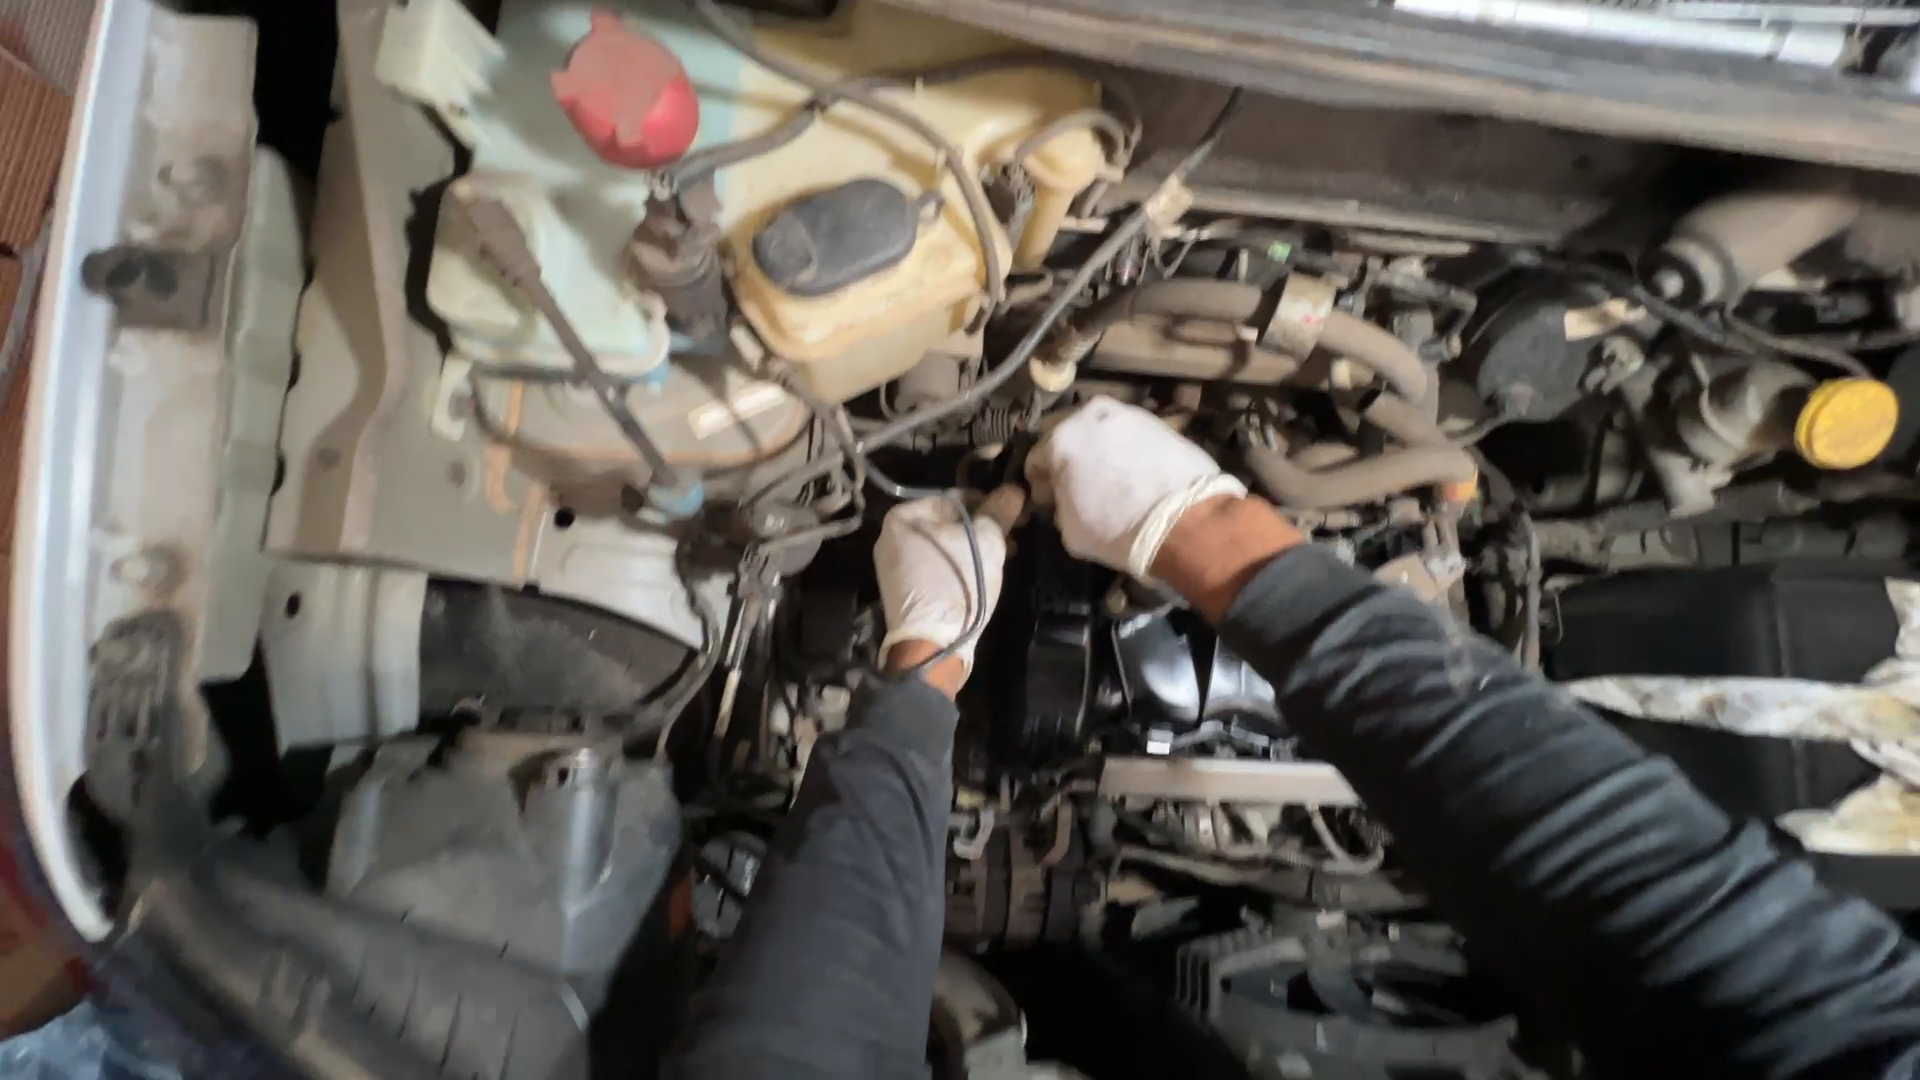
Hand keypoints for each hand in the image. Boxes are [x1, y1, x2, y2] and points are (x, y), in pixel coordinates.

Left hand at [875, 488, 1024, 691]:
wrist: (933, 645)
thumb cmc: (958, 583)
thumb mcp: (986, 542)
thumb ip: (998, 511)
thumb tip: (1013, 489)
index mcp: (904, 516)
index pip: (956, 497)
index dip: (990, 506)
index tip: (1014, 520)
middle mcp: (890, 536)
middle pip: (948, 522)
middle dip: (982, 530)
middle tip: (1012, 542)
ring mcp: (892, 565)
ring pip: (943, 545)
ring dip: (973, 549)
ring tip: (1001, 561)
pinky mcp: (901, 589)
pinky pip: (934, 566)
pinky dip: (956, 566)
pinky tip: (978, 577)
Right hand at [1025, 397, 1248, 577]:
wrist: (1185, 520)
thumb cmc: (1117, 528)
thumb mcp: (1069, 529)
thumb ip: (1058, 503)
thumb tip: (1064, 496)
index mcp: (1060, 439)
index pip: (1035, 459)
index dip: (1040, 483)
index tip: (1049, 499)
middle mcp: (1089, 414)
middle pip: (1067, 434)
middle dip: (1068, 457)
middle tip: (1077, 483)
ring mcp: (1127, 412)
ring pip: (1099, 429)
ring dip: (1097, 448)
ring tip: (1108, 476)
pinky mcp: (1158, 420)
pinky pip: (1128, 434)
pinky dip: (1125, 448)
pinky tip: (1133, 471)